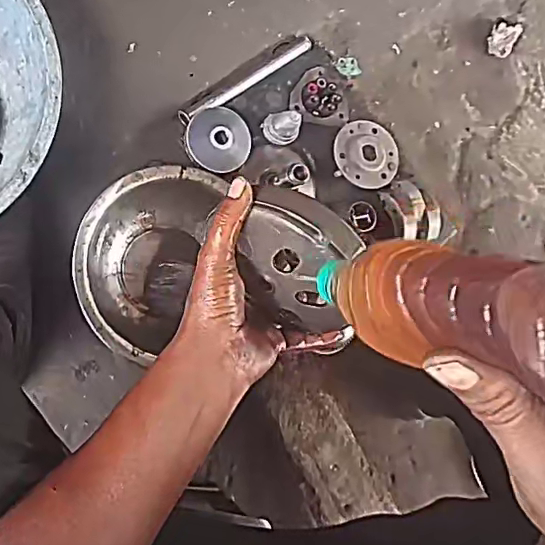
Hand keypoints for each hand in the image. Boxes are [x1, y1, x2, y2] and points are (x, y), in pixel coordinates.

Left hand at [167, 178, 347, 391]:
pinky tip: (335, 322)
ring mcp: (262, 316)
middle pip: (272, 272)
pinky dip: (322, 329)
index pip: (244, 242)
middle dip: (291, 264)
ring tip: (328, 282)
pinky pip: (305, 332)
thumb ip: (227, 222)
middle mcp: (244, 293)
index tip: (279, 214)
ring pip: (291, 301)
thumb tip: (237, 188)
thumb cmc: (209, 312)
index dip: (259, 228)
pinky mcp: (277, 337)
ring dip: (308, 295)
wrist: (219, 355)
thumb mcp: (215, 256)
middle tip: (314, 250)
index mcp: (226, 271)